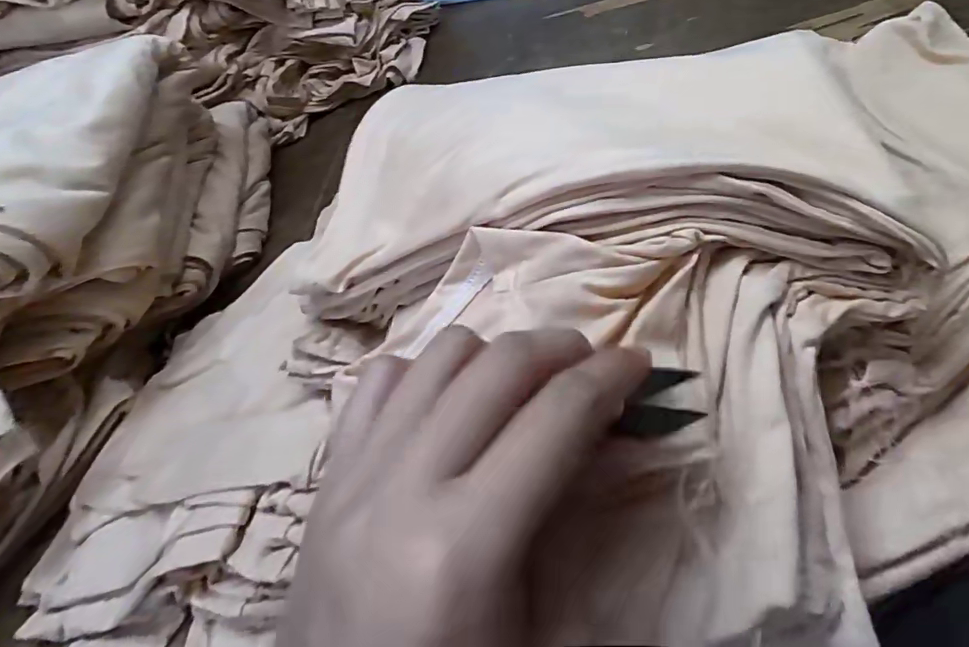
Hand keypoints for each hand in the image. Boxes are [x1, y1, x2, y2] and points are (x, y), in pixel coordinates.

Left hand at [280, 327, 650, 646]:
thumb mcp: (541, 630)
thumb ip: (579, 520)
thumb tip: (619, 437)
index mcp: (464, 547)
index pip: (556, 417)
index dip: (610, 376)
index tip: (640, 360)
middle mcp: (402, 488)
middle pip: (499, 366)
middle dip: (561, 349)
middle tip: (594, 364)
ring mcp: (355, 473)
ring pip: (439, 355)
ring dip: (497, 352)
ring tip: (528, 379)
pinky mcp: (328, 474)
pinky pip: (379, 379)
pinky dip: (426, 371)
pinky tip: (452, 399)